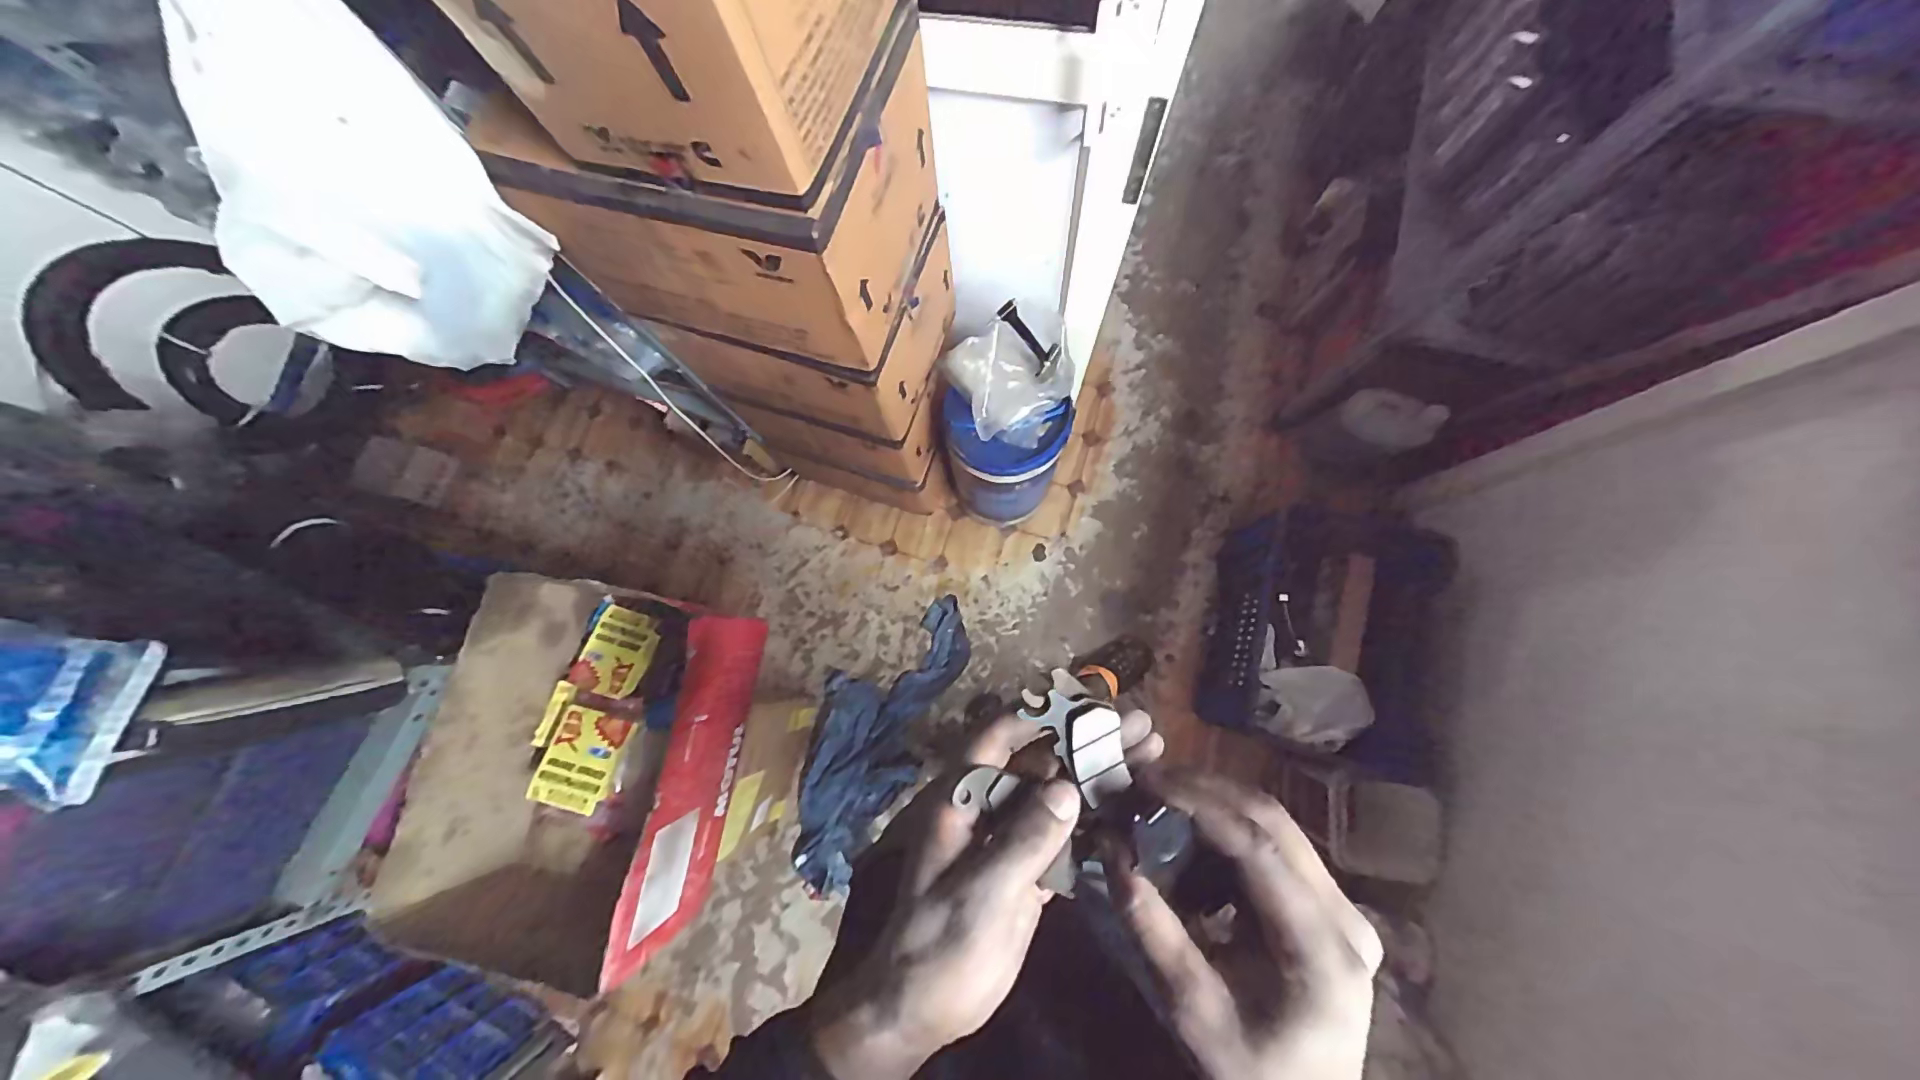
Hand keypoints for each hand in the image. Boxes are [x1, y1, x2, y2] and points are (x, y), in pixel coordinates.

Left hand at [808, 709, 1164, 1078]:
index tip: (1088, 702)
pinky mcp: (1027, 869)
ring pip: (1058, 795)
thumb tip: (1068, 789)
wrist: (923, 1007)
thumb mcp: (981, 891)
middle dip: (1088, 742)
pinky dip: (1095, 820)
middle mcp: (988, 808)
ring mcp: (1010, 838)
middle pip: (1042, 762)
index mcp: (962, 799)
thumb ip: (1025, 840)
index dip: (1041, 714)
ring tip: (1151, 754)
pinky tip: (1132, 809)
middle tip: (1142, 726)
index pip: (999, 738)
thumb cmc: (940, 943)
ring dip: (1099, 776)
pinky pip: (1065, 834)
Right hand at [1112, 770, 1382, 1079]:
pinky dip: (1228, 830)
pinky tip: (1192, 841)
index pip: (1260, 848)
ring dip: (1215, 804)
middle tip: (1148, 779)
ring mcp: (1346, 909)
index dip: (1200, 804)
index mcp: (1323, 950)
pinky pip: (1276, 844)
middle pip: (1274, 822)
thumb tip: (1111, 850)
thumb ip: (1151, 929)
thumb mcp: (1191, 1010)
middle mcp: (1347, 917)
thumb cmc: (1248, 1070)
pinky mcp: (1331, 905)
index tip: (1147, 782)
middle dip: (1205, 789)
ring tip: (1162, 802)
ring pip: (1276, 824)